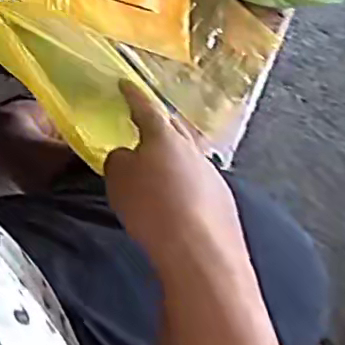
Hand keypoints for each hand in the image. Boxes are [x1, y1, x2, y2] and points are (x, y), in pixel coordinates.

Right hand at [104, 81, 250, 282]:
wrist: (203, 262)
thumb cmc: (153, 209)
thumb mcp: (118, 178)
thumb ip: (120, 159)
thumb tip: (130, 157)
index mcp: (164, 135)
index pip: (146, 106)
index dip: (133, 94)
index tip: (125, 83)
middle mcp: (192, 150)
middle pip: (174, 128)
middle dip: (159, 122)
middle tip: (144, 120)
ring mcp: (214, 178)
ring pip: (189, 157)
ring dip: (174, 157)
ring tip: (158, 165)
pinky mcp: (226, 208)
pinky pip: (199, 184)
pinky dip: (186, 185)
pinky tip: (177, 199)